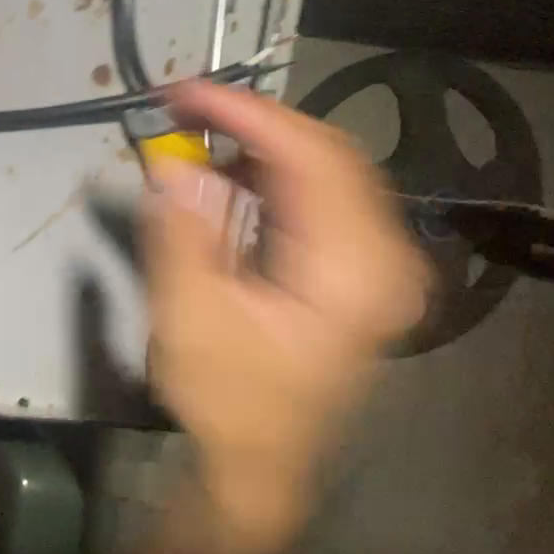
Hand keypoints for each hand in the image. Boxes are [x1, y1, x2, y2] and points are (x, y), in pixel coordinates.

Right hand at [144, 80, 424, 532]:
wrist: (258, 461)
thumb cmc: (226, 397)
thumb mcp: (191, 316)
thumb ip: (183, 234)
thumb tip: (172, 162)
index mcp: (352, 269)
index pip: (310, 160)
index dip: (246, 115)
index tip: (184, 92)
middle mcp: (381, 256)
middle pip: (327, 156)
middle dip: (252, 122)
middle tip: (182, 106)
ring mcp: (373, 264)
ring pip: (324, 173)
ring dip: (258, 146)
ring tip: (195, 133)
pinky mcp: (352, 272)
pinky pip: (316, 201)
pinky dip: (267, 177)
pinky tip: (225, 175)